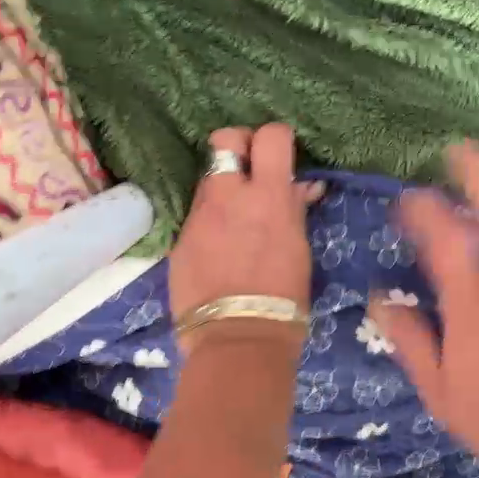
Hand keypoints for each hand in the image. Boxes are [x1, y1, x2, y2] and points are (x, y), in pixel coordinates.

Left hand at [169, 123, 322, 354]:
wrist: (237, 341)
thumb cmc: (284, 297)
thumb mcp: (299, 247)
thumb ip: (293, 209)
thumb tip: (299, 186)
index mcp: (267, 195)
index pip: (270, 136)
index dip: (275, 138)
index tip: (280, 154)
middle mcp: (228, 196)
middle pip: (224, 139)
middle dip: (237, 145)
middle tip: (249, 167)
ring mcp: (198, 217)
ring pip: (207, 181)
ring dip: (223, 188)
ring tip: (236, 218)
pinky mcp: (178, 241)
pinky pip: (196, 218)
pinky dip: (210, 223)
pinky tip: (219, 250)